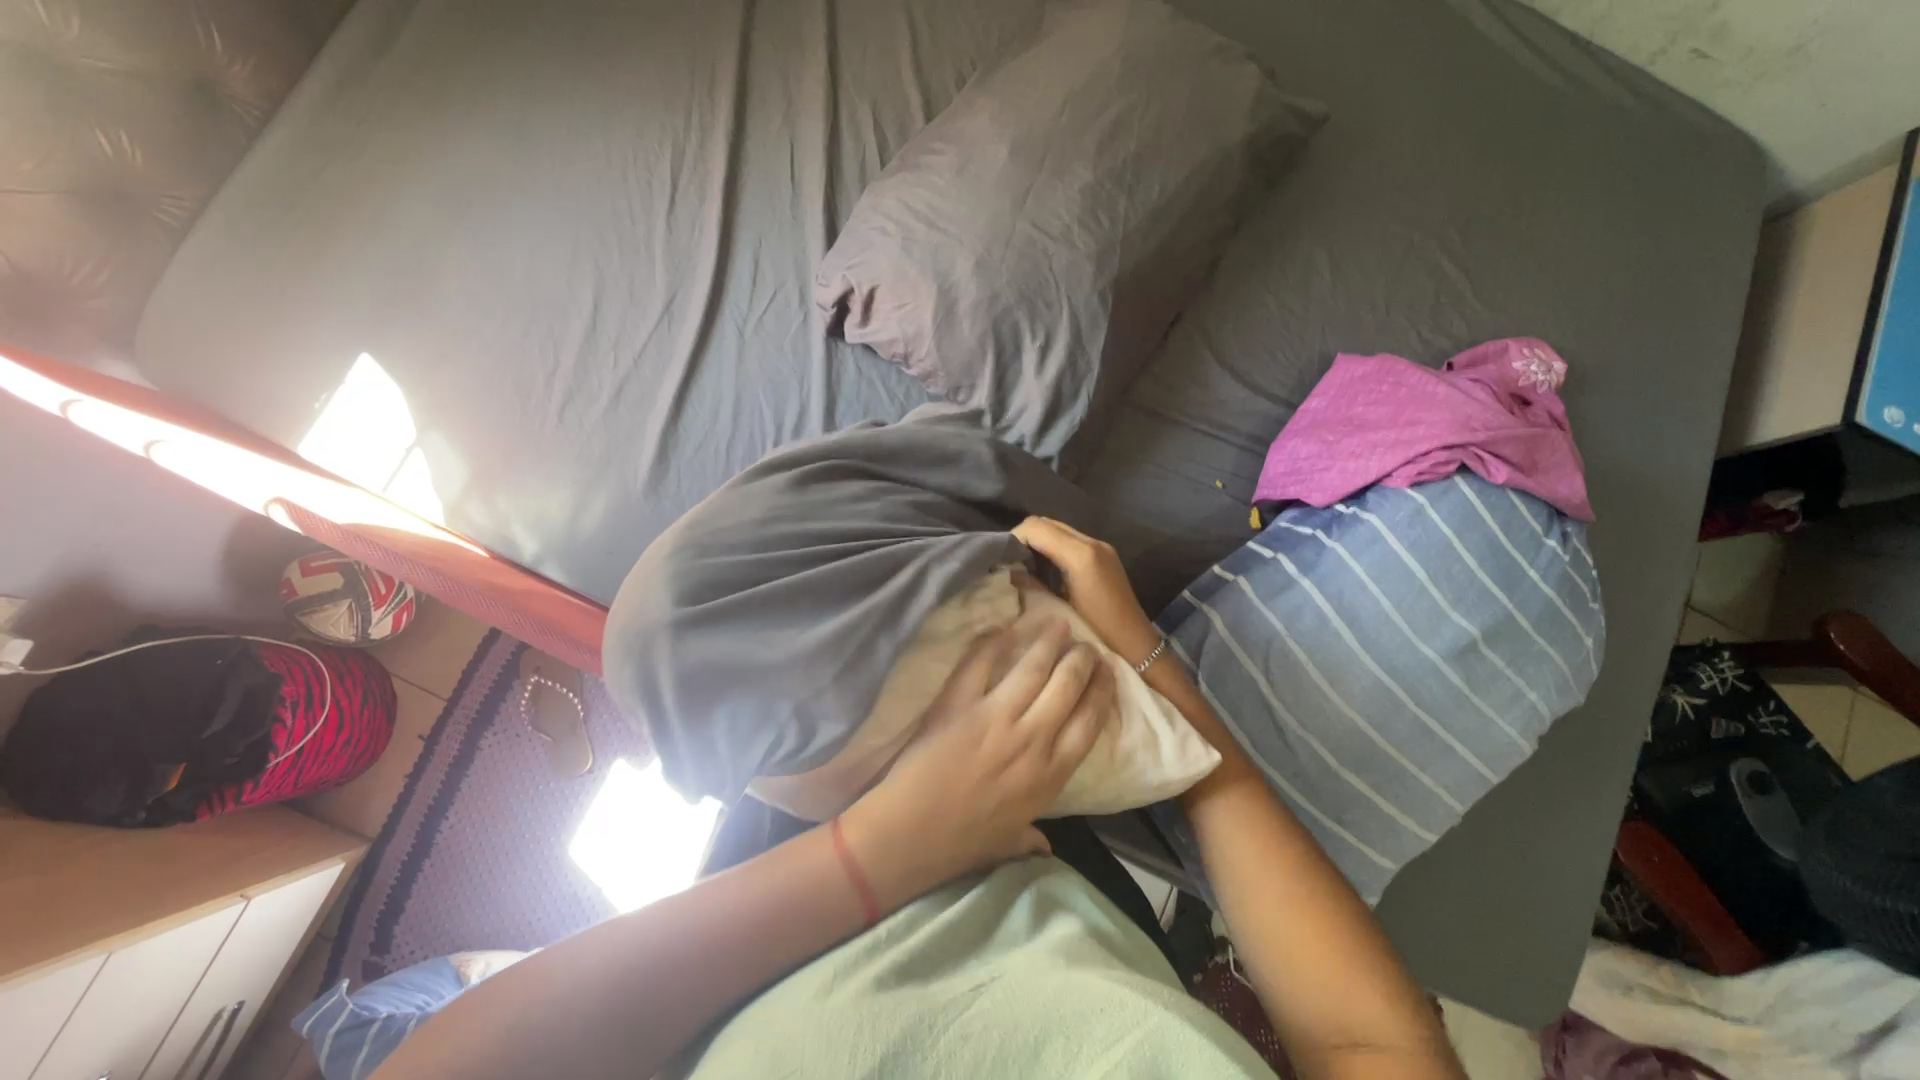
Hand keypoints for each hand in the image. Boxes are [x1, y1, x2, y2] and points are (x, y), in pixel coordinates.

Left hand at [838, 619, 1116, 909]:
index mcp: (1050, 774)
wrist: (910, 833)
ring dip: (1049, 641)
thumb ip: (1031, 838)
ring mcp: (995, 716)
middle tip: (1084, 645)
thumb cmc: (962, 843)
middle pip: (1068, 685)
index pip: (1090, 721)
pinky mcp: (959, 702)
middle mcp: (1032, 738)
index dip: (1103, 691)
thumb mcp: (1009, 842)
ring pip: (1034, 667)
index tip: (1107, 672)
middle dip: (1082, 659)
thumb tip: (1045, 848)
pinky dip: (994, 641)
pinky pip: (981, 662)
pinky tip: (1005, 628)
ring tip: (1058, 625)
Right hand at [1012, 516, 1160, 667]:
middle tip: (1009, 560)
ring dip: (1038, 541)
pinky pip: (1070, 539)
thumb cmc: (1097, 633)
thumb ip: (1032, 585)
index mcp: (1081, 555)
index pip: (1037, 528)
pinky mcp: (1104, 554)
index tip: (1000, 557)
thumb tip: (1008, 573)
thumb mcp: (1059, 611)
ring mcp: (1101, 546)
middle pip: (1047, 522)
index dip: (1014, 537)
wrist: (1135, 645)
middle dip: (1024, 537)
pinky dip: (1052, 546)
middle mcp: (1092, 543)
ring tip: (1023, 565)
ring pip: (1058, 528)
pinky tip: (1044, 568)